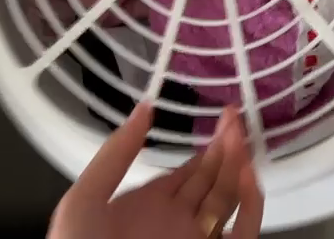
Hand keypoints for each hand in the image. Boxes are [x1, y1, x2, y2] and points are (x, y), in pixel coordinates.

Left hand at [48, 103, 263, 238]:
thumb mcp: (82, 205)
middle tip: (233, 115)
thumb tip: (145, 107)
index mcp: (150, 211)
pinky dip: (251, 204)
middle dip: (226, 147)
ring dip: (238, 165)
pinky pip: (244, 233)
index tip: (223, 117)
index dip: (207, 146)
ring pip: (230, 200)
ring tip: (238, 134)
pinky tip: (246, 173)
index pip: (189, 173)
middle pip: (214, 180)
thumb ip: (114, 156)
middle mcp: (180, 225)